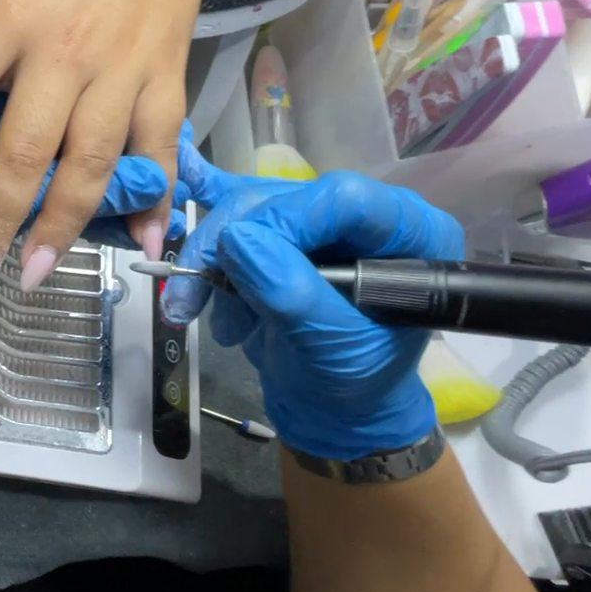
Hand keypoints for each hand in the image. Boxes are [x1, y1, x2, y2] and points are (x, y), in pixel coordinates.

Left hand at [0, 0, 226, 305]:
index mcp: (6, 20)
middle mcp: (65, 53)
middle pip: (21, 152)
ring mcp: (124, 67)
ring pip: (92, 162)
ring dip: (60, 227)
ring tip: (31, 275)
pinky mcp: (171, 72)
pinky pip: (165, 144)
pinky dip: (155, 195)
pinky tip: (145, 242)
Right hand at [164, 150, 464, 460]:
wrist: (328, 403)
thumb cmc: (349, 380)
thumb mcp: (329, 346)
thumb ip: (291, 294)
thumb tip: (235, 239)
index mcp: (408, 236)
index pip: (339, 200)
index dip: (280, 221)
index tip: (234, 261)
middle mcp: (361, 217)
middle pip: (277, 201)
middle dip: (222, 247)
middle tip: (185, 298)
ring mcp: (314, 220)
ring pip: (242, 208)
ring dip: (206, 259)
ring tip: (190, 308)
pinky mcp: (276, 227)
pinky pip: (234, 200)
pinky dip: (202, 199)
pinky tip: (182, 188)